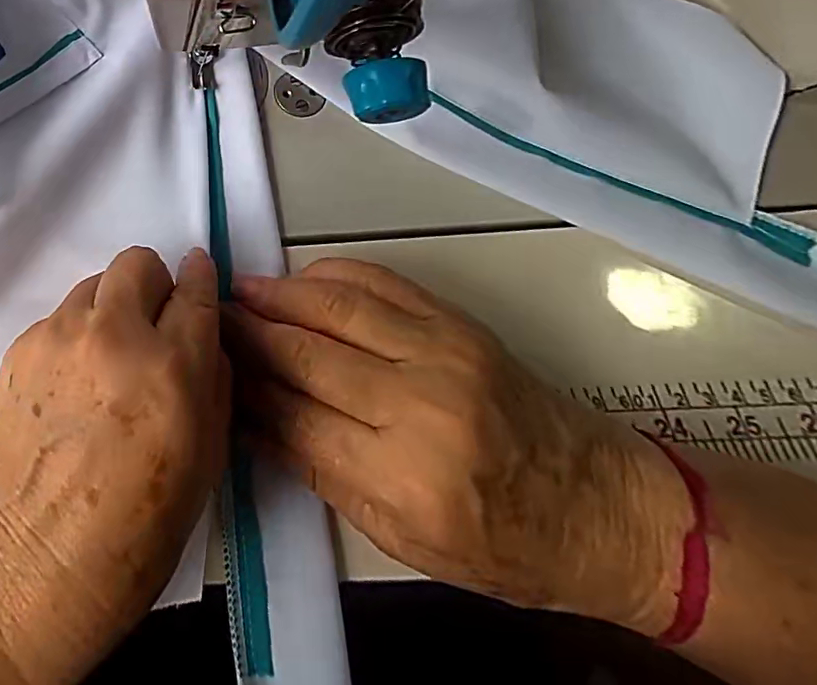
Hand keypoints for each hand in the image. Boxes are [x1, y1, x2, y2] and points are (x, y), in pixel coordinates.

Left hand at [0, 247, 230, 684]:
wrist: (29, 555)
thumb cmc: (133, 531)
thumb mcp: (205, 462)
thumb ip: (209, 382)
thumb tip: (200, 336)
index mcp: (171, 372)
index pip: (196, 293)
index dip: (201, 282)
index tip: (200, 275)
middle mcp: (112, 338)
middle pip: (136, 263)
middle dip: (152, 285)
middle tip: (153, 324)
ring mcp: (59, 337)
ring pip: (95, 284)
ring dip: (111, 309)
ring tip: (109, 360)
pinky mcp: (21, 345)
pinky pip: (61, 317)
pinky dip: (76, 335)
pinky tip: (73, 383)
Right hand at [223, 258, 688, 633]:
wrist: (609, 511)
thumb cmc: (501, 542)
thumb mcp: (398, 536)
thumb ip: (315, 469)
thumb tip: (245, 418)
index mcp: (403, 478)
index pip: (291, 416)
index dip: (242, 389)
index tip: (210, 368)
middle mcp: (420, 408)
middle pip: (302, 354)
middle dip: (244, 334)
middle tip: (206, 319)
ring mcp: (443, 356)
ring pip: (332, 308)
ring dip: (274, 295)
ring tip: (236, 290)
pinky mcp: (459, 327)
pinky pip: (379, 282)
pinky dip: (329, 274)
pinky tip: (297, 280)